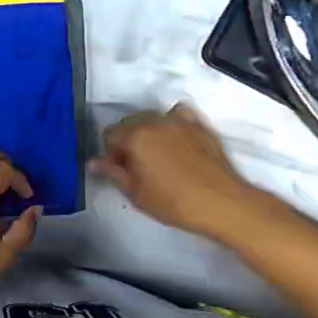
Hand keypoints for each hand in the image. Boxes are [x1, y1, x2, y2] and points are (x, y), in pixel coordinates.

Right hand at [93, 104, 292, 240]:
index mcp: (134, 136)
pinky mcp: (199, 125)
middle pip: (129, 122)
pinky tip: (176, 139)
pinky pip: (178, 114)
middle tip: (137, 166)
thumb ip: (112, 173)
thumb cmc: (174, 202)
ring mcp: (179, 120)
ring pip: (152, 117)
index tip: (121, 170)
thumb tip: (94, 162)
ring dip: (148, 131)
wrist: (223, 203)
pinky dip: (172, 122)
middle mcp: (154, 121)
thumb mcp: (136, 194)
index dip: (111, 153)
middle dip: (127, 140)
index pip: (109, 134)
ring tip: (158, 155)